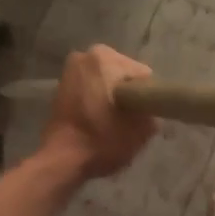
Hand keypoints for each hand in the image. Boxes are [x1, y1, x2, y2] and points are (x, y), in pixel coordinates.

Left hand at [41, 45, 156, 178]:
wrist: (61, 160)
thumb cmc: (102, 140)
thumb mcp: (142, 131)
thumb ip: (154, 112)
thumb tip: (151, 111)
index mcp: (106, 58)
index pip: (141, 75)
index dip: (146, 96)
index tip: (143, 115)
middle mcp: (86, 56)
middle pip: (122, 74)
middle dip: (127, 93)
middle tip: (129, 119)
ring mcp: (70, 70)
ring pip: (105, 81)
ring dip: (111, 96)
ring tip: (113, 121)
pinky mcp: (61, 86)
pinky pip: (90, 88)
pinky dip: (96, 99)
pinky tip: (98, 120)